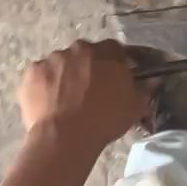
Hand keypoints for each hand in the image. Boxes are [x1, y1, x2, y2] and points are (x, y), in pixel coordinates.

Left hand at [17, 40, 146, 145]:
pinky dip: (46, 85)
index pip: (115, 50)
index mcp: (105, 53)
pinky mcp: (32, 73)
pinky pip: (41, 75)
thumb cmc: (105, 120)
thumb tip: (155, 80)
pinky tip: (49, 102)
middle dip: (89, 67)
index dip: (117, 62)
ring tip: (67, 99)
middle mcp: (78, 49)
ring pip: (61, 63)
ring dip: (66, 75)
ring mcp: (52, 59)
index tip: (118, 75)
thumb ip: (144, 89)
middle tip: (91, 89)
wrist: (65, 136)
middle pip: (85, 54)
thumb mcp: (134, 107)